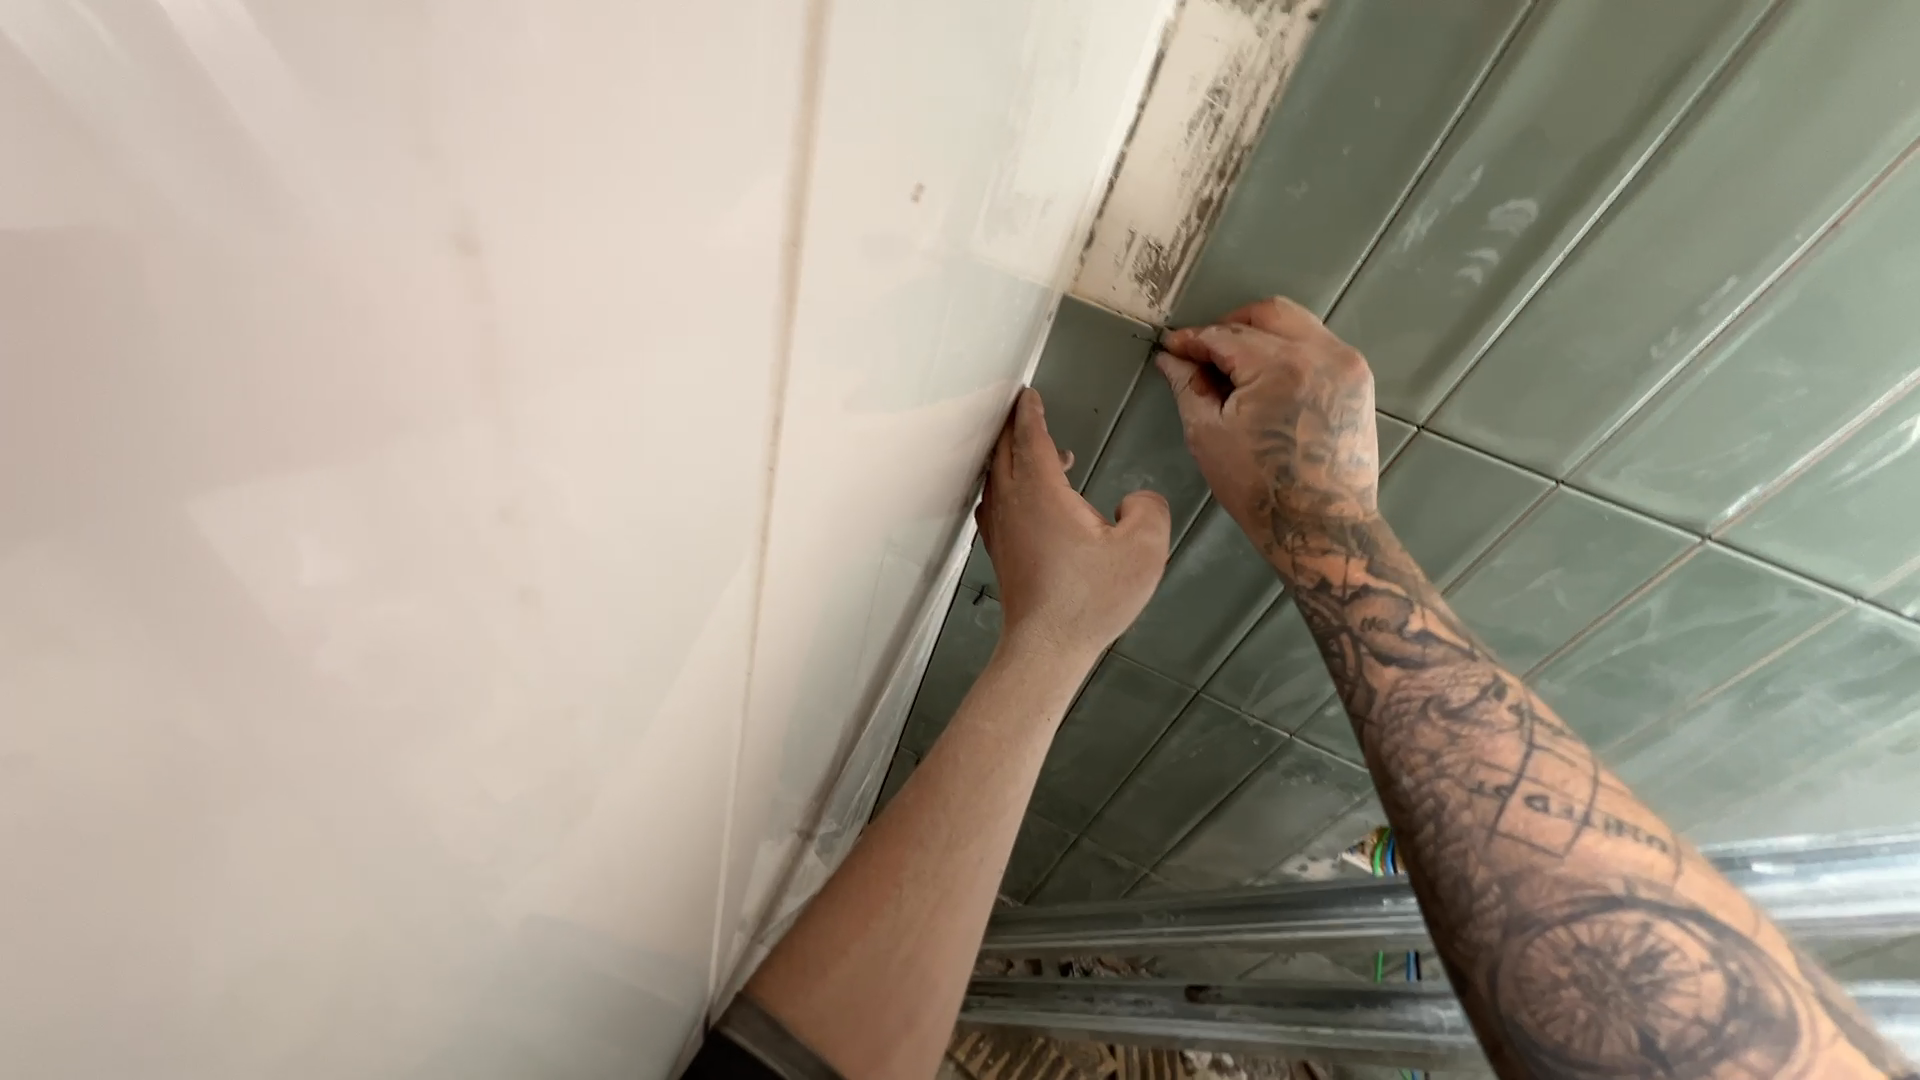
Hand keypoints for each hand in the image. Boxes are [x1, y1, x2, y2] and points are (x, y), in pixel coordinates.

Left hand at [977, 388, 1169, 661]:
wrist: (1047, 645)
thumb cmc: (1089, 600)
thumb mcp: (1143, 549)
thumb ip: (1148, 510)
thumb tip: (1137, 501)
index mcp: (1040, 492)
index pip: (1030, 437)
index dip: (1030, 412)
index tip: (1028, 395)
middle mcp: (1012, 504)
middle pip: (1005, 450)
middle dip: (1016, 426)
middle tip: (1026, 410)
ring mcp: (1000, 529)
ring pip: (997, 476)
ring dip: (1013, 456)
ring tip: (1046, 455)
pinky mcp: (1000, 551)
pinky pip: (996, 503)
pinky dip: (1009, 486)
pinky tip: (1030, 501)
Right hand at [1156, 296, 1379, 563]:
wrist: (1319, 523)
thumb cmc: (1256, 487)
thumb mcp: (1207, 435)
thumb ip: (1188, 386)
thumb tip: (1171, 358)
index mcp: (1280, 367)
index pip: (1226, 335)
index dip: (1193, 340)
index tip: (1171, 347)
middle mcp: (1321, 353)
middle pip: (1266, 314)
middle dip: (1228, 326)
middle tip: (1201, 352)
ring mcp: (1347, 363)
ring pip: (1295, 324)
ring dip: (1259, 335)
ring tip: (1231, 366)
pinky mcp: (1358, 379)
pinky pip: (1316, 345)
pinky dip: (1286, 349)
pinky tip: (1264, 378)